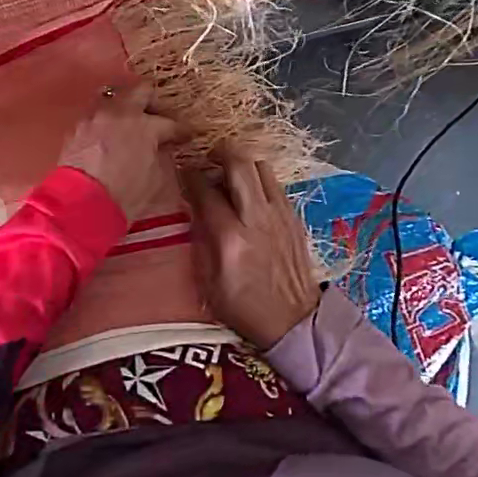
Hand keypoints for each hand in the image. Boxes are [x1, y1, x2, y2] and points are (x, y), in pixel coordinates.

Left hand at [57, 83, 181, 221]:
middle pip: (141, 91)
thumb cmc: (125, 194)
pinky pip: (96, 113)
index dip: (181, 131)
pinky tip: (109, 133)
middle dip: (153, 102)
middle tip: (158, 116)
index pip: (169, 123)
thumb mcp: (156, 179)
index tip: (185, 136)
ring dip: (125, 105)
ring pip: (113, 96)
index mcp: (145, 125)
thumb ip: (162, 156)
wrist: (82, 202)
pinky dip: (106, 118)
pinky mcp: (77, 127)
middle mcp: (119, 113)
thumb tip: (162, 147)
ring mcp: (95, 117)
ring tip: (131, 121)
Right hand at [184, 153, 320, 348]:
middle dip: (219, 153)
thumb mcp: (208, 280)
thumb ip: (200, 239)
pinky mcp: (294, 219)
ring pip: (261, 167)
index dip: (189, 175)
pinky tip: (248, 193)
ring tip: (227, 172)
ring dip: (242, 164)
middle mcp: (257, 218)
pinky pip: (274, 184)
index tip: (181, 171)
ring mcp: (280, 215)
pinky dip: (258, 179)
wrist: (296, 323)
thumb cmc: (244, 306)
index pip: (205, 189)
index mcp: (230, 236)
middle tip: (206, 157)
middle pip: (239, 164)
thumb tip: (193, 210)